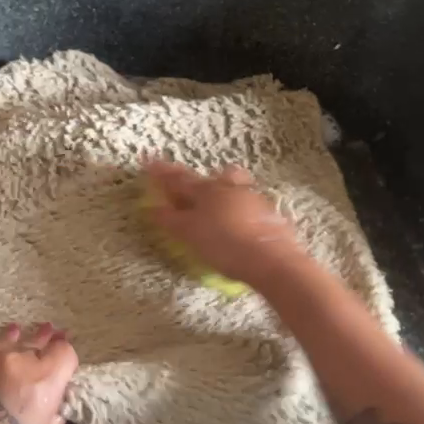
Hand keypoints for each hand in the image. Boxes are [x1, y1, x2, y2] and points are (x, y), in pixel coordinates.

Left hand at [0, 323, 77, 423]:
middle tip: (56, 341)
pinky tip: (11, 334)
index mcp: (40, 386)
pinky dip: (5, 340)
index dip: (67, 361)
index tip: (65, 372)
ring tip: (40, 331)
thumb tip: (57, 400)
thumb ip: (52, 419)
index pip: (65, 354)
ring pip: (17, 339)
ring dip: (29, 339)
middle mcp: (18, 362)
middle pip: (41, 343)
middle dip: (49, 347)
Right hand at [144, 159, 310, 289]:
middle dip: (197, 178)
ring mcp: (253, 198)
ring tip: (218, 200)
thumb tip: (152, 208)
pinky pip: (250, 204)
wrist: (274, 261)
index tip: (149, 162)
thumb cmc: (225, 245)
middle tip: (189, 182)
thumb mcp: (190, 234)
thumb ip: (170, 220)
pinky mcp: (271, 215)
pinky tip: (241, 222)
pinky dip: (240, 208)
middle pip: (210, 177)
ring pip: (233, 186)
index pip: (178, 178)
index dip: (162, 172)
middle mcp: (229, 188)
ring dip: (222, 189)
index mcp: (206, 190)